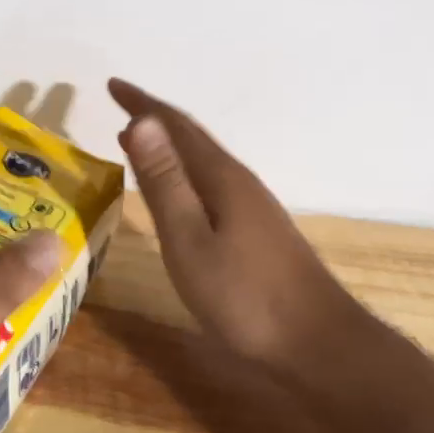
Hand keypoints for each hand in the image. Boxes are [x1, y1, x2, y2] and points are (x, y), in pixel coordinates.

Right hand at [107, 78, 375, 380]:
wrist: (322, 348)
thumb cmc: (245, 297)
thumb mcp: (189, 240)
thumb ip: (164, 182)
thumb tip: (142, 121)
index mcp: (219, 176)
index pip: (175, 126)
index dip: (141, 104)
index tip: (111, 85)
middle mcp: (237, 181)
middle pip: (191, 137)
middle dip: (154, 118)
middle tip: (119, 106)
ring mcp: (252, 206)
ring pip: (202, 159)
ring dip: (168, 144)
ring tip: (136, 141)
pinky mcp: (257, 230)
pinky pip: (210, 181)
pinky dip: (183, 170)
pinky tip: (178, 191)